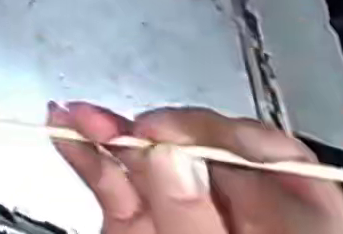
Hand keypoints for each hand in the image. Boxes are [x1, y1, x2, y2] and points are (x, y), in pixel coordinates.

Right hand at [50, 103, 342, 233]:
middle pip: (207, 159)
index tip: (168, 133)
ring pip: (158, 171)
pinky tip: (68, 138)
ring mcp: (193, 228)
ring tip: (75, 118)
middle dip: (156, 134)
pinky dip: (92, 164)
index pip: (274, 163)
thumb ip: (194, 228)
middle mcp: (244, 228)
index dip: (219, 136)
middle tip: (120, 130)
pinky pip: (122, 194)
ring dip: (113, 139)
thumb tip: (167, 155)